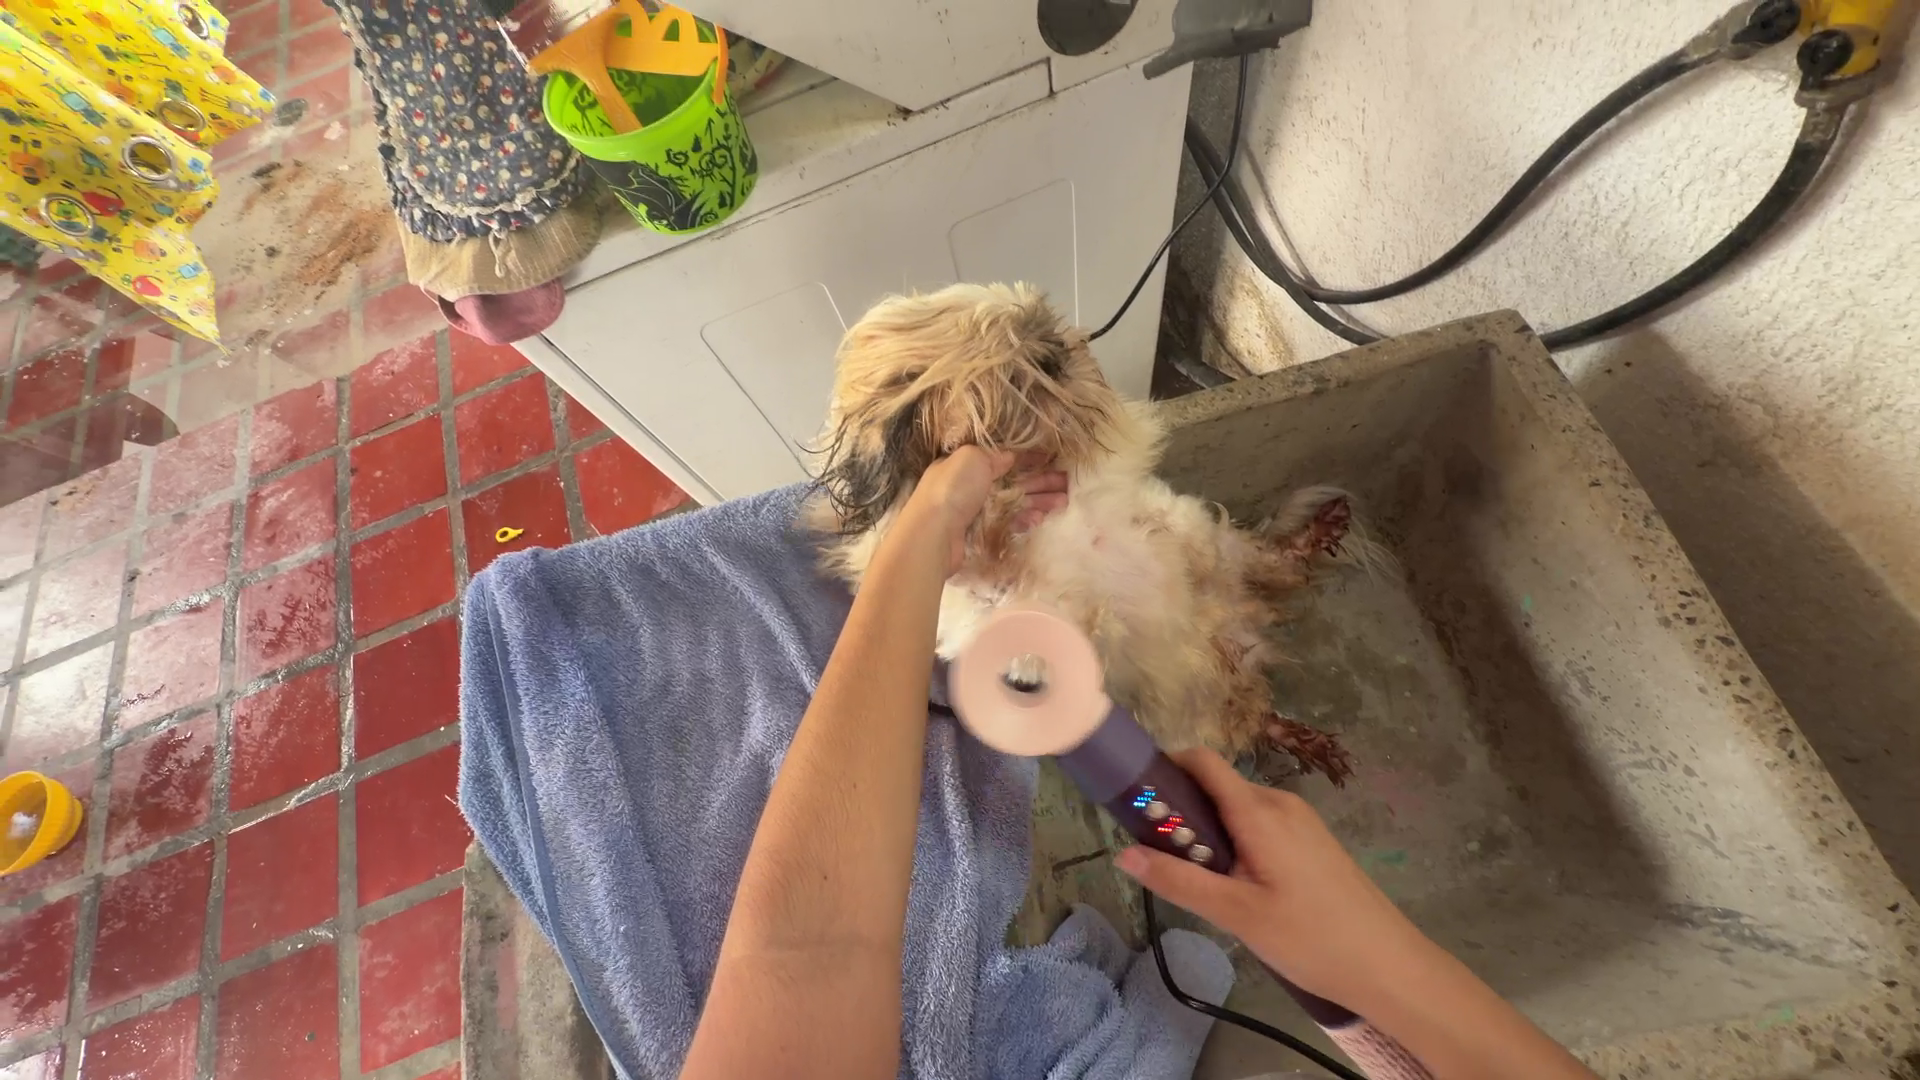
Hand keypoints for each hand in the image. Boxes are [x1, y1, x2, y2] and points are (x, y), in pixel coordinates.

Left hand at [900, 447, 1068, 573]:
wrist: (932, 533)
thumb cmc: (952, 489)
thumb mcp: (972, 457)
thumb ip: (992, 455)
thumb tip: (1008, 457)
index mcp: (966, 463)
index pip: (1003, 457)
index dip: (1029, 457)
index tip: (1053, 458)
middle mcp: (970, 485)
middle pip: (1013, 480)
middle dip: (1041, 480)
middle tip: (1068, 483)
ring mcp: (975, 511)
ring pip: (1013, 501)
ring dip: (1039, 500)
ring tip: (1064, 501)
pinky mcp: (978, 533)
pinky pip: (1007, 522)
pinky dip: (1024, 519)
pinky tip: (1040, 519)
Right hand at [1114, 748, 1437, 1016]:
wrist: (1393, 969)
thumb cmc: (1311, 938)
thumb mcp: (1236, 914)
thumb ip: (1178, 881)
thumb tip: (1124, 854)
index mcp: (1258, 810)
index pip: (1203, 761)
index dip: (1166, 766)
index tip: (1140, 797)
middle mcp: (1278, 802)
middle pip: (1216, 786)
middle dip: (1184, 812)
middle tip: (1168, 856)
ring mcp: (1300, 819)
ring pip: (1238, 808)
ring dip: (1211, 831)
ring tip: (1207, 881)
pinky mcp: (1312, 839)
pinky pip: (1260, 823)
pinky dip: (1237, 840)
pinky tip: (1243, 886)